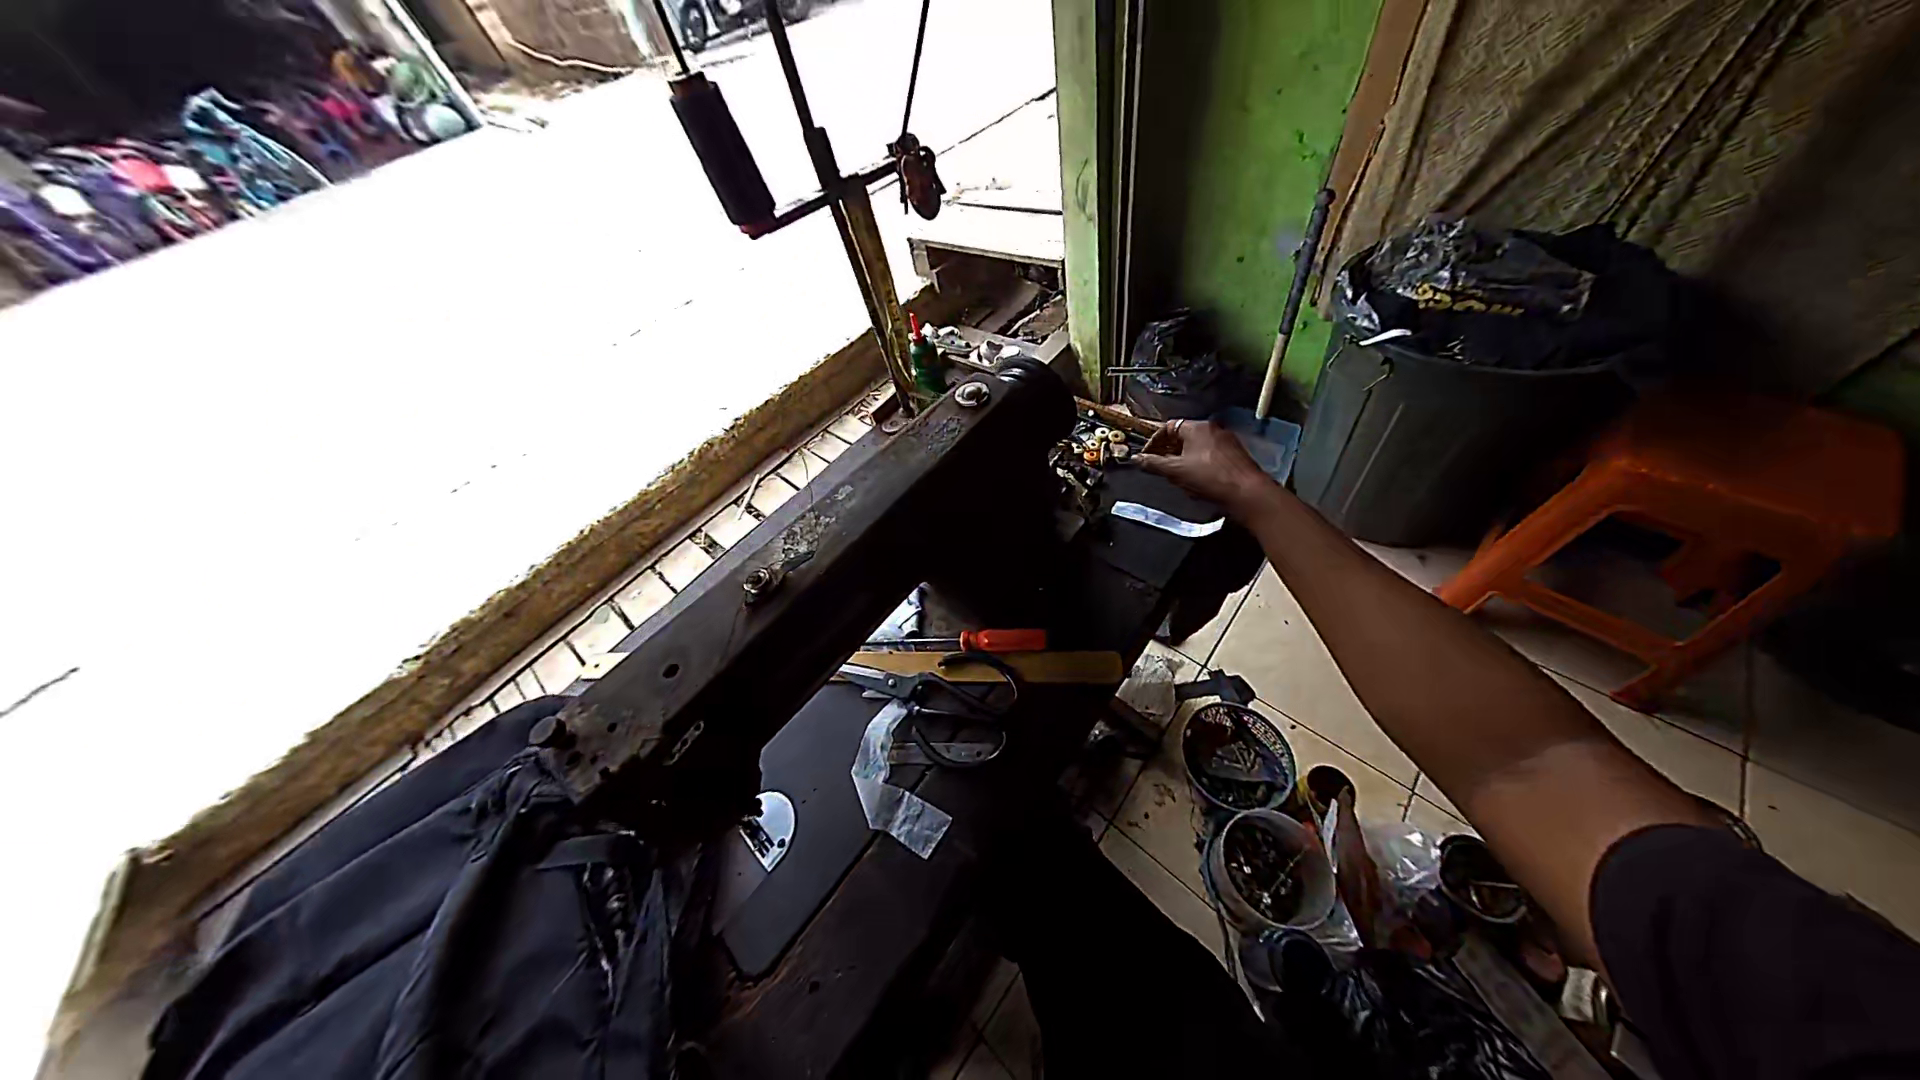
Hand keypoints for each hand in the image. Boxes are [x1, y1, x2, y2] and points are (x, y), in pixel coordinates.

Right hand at [1136, 419, 1277, 517]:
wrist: (1247, 493)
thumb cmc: (1208, 477)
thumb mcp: (1175, 471)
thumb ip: (1153, 464)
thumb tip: (1136, 459)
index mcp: (1197, 427)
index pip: (1168, 427)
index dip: (1154, 442)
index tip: (1146, 457)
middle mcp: (1213, 429)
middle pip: (1182, 436)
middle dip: (1168, 451)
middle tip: (1159, 468)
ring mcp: (1226, 441)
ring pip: (1196, 447)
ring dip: (1182, 459)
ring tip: (1175, 476)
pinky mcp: (1234, 455)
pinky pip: (1209, 455)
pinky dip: (1197, 464)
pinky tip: (1196, 480)